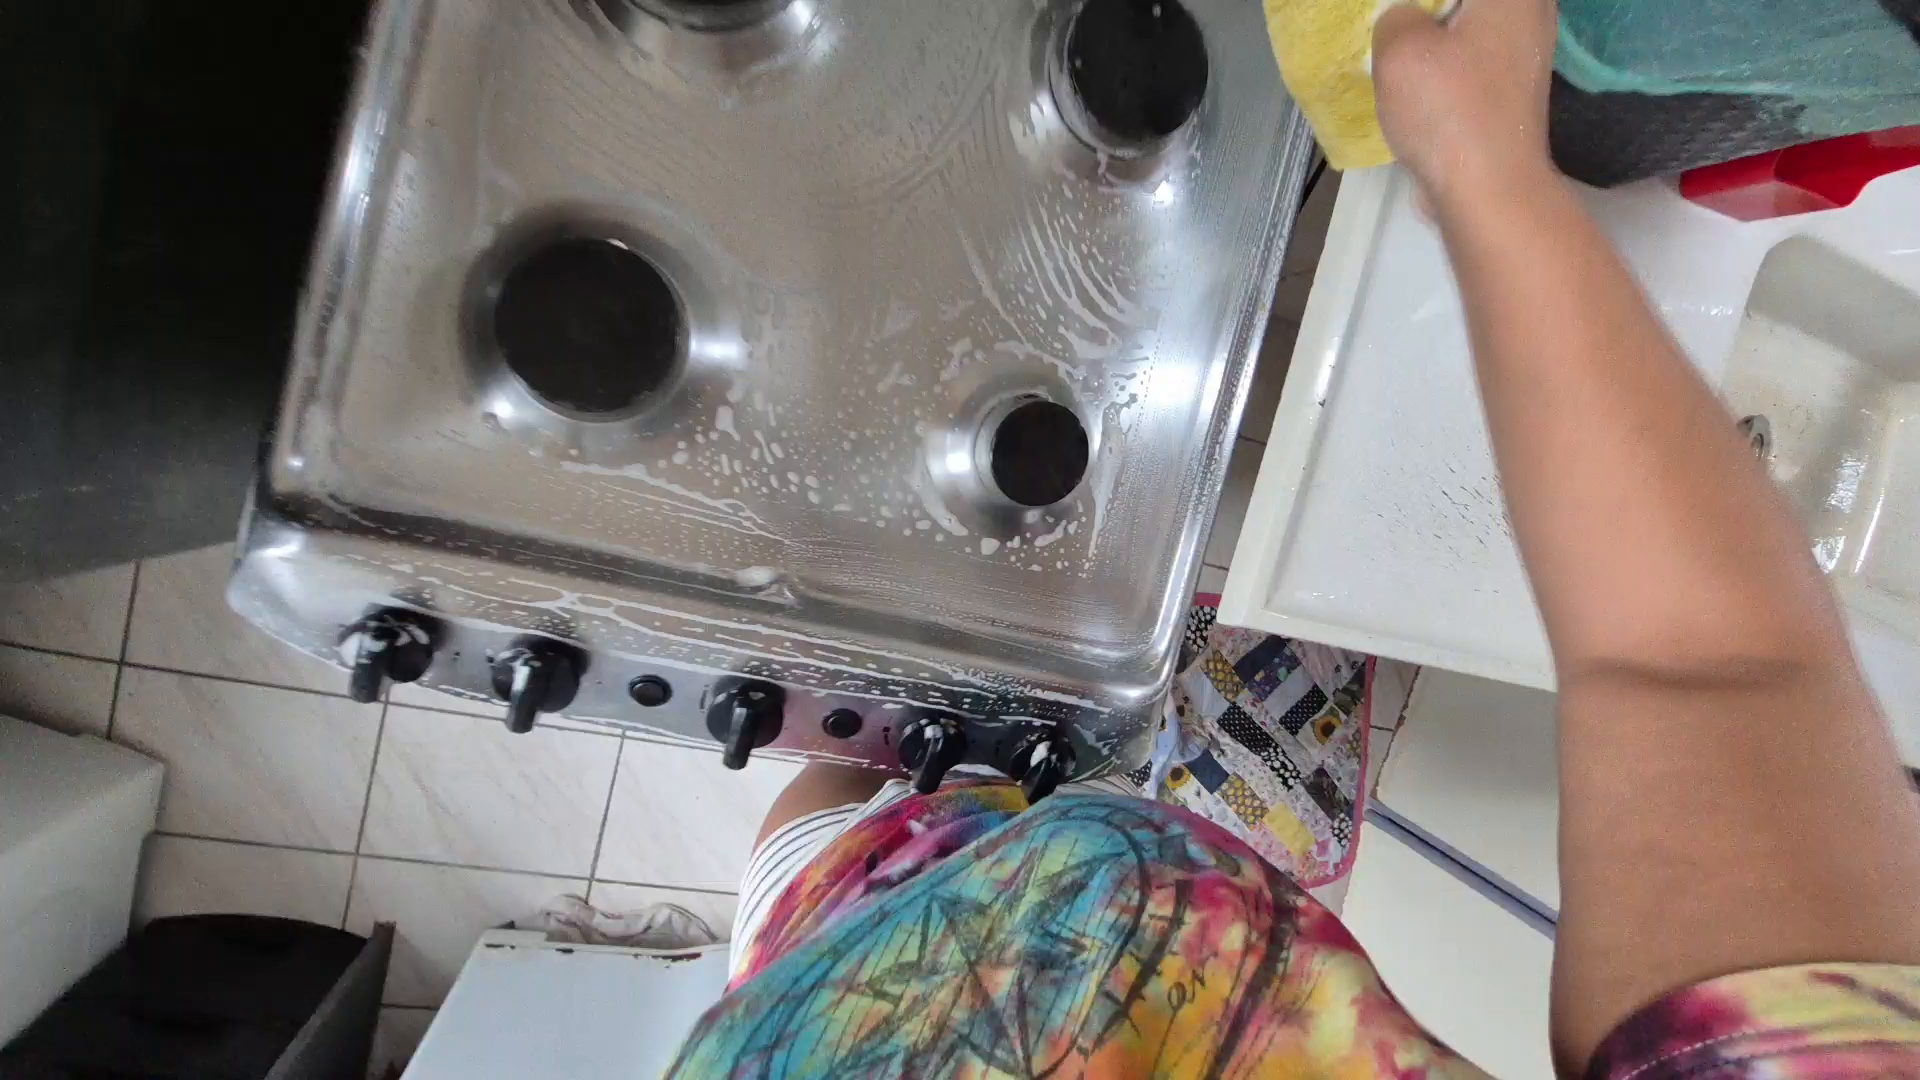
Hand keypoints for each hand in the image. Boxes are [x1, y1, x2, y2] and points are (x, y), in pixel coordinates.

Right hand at [1371, 0, 1558, 206]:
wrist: (1486, 186)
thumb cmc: (1447, 110)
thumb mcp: (1399, 53)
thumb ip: (1394, 21)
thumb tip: (1400, 20)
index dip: (1418, 1)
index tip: (1395, 15)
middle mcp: (1531, 12)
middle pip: (1469, 5)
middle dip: (1428, 12)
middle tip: (1392, 28)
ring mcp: (1526, 56)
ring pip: (1473, 30)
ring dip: (1435, 41)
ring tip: (1397, 58)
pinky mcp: (1512, 93)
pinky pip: (1474, 64)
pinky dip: (1445, 70)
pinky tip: (1419, 92)